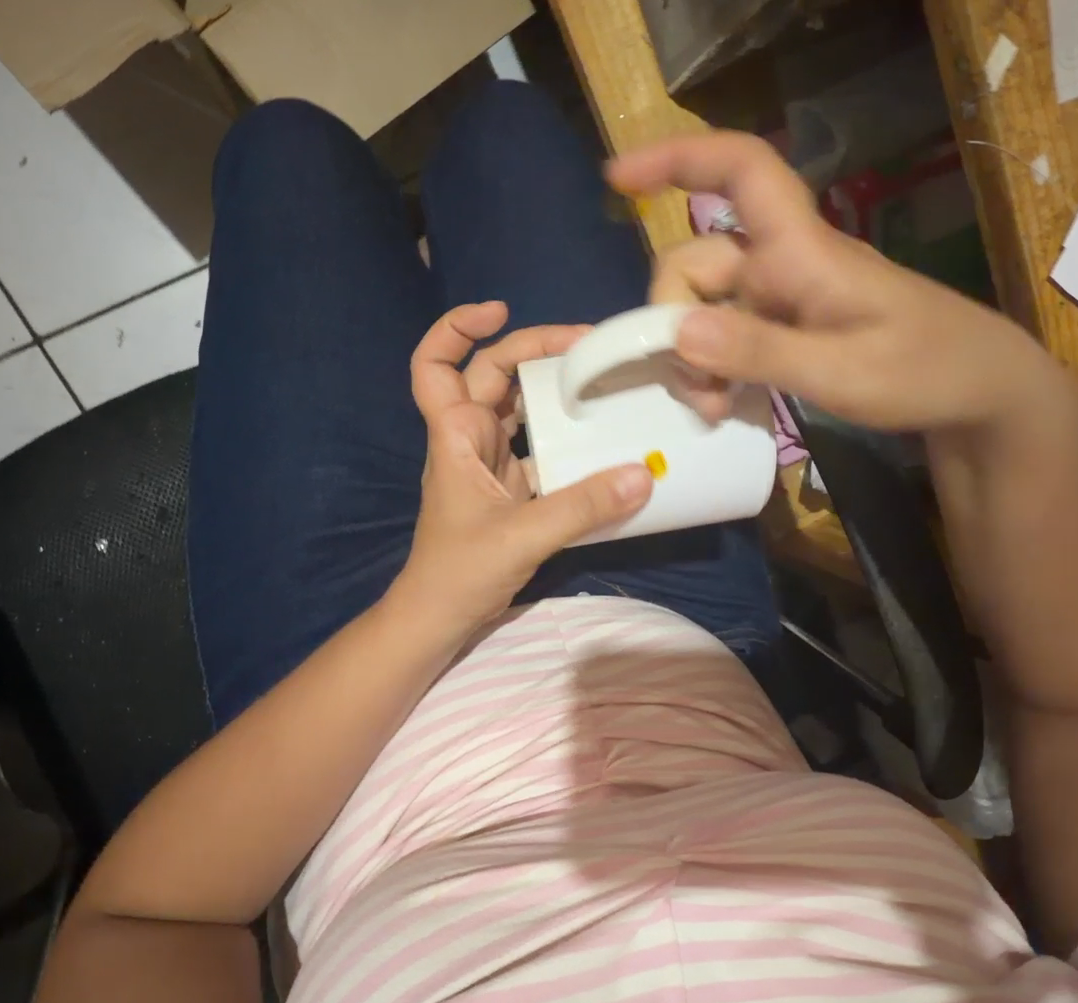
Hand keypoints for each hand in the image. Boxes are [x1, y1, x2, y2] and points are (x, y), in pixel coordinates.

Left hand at [390, 302, 653, 630]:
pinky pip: (539, 445)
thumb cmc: (459, 572)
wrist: (441, 617)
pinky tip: (602, 436)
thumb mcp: (521, 537)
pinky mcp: (512, 487)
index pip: (434, 364)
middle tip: (587, 342)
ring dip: (552, 388)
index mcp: (455, 435)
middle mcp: (470, 439)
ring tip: (602, 375)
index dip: (457, 328)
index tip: (500, 311)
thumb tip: (643, 473)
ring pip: (517, 406)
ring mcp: (491, 463)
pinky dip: (566, 434)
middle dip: (533, 348)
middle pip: (492, 374)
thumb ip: (581, 508)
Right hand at [608, 133, 1075, 434]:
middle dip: (672, 322)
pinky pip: (722, 338)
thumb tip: (678, 331)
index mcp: (803, 251)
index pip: (741, 171)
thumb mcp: (844, 370)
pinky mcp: (781, 331)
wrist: (976, 396)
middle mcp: (781, 266)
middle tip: (696, 391)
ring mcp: (778, 301)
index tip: (617, 179)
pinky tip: (722, 405)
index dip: (678, 159)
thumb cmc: (925, 371)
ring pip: (700, 309)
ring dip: (689, 358)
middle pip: (694, 264)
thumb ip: (761, 351)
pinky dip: (710, 370)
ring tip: (712, 407)